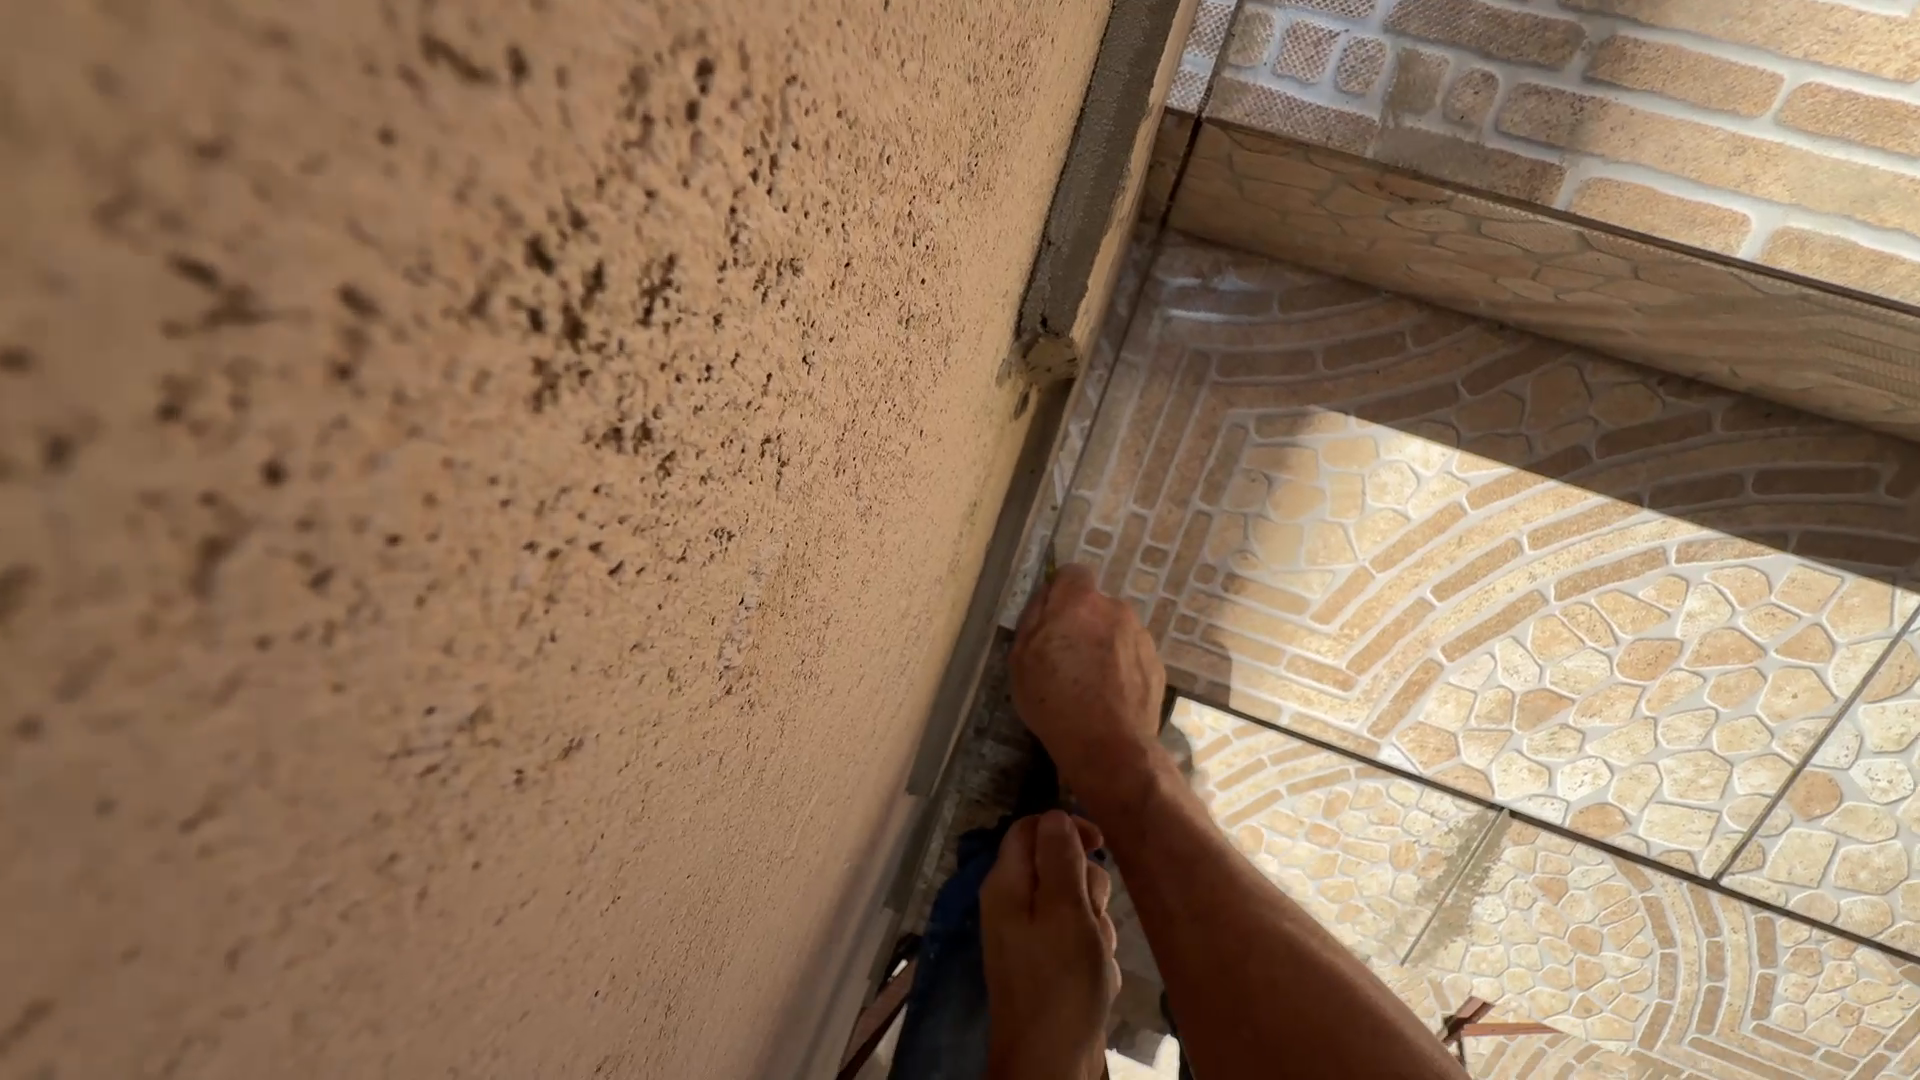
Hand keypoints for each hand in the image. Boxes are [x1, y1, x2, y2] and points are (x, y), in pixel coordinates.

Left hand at [980, 811, 1119, 1079]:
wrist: (1051, 1065)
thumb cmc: (1060, 983)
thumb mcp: (1066, 911)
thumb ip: (1061, 858)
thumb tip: (1055, 815)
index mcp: (1007, 883)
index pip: (1032, 828)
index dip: (1067, 827)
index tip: (1100, 844)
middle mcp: (1013, 903)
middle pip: (1059, 865)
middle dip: (1088, 886)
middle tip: (1091, 917)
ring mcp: (1029, 936)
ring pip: (1075, 903)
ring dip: (1095, 924)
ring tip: (1094, 956)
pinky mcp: (1047, 964)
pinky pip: (1078, 938)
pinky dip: (1093, 952)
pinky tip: (1096, 978)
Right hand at [1010, 563, 1165, 810]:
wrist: (1108, 745)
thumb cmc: (1054, 700)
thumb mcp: (1021, 658)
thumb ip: (1033, 618)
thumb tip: (1045, 598)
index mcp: (1080, 602)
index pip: (1073, 572)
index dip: (1060, 591)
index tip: (1051, 617)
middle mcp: (1115, 609)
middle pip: (1095, 604)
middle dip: (1081, 621)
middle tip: (1065, 655)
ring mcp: (1140, 636)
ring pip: (1115, 629)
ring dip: (1102, 643)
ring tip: (1088, 681)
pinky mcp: (1156, 663)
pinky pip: (1131, 653)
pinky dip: (1120, 666)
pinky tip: (1108, 694)